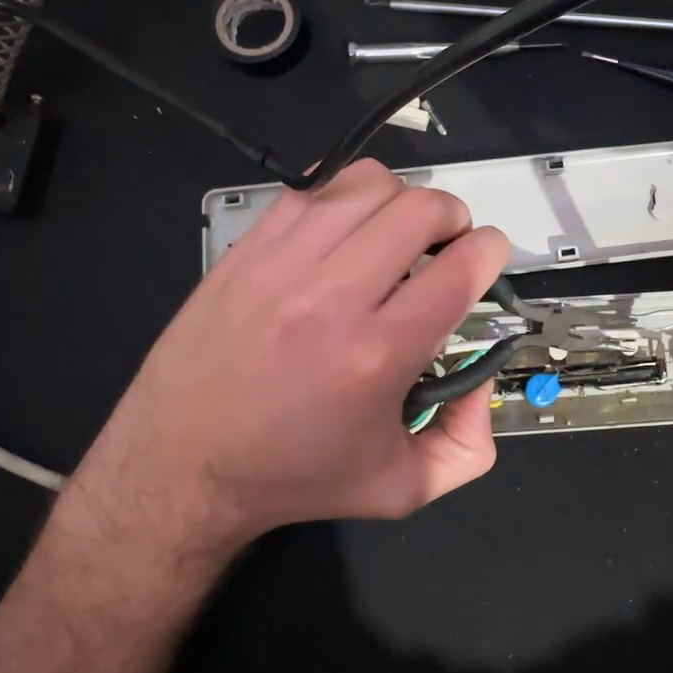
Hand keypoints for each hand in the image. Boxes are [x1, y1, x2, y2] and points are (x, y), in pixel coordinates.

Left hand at [71, 160, 508, 555]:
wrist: (180, 465)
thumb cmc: (295, 477)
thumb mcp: (402, 488)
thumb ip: (469, 444)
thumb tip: (486, 377)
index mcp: (379, 355)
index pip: (462, 266)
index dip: (492, 251)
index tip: (487, 260)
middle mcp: (334, 297)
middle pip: (422, 209)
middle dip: (454, 219)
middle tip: (445, 247)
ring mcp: (285, 264)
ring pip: (369, 184)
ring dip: (401, 201)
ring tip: (395, 234)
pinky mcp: (249, 248)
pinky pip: (315, 187)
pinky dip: (345, 198)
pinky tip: (344, 232)